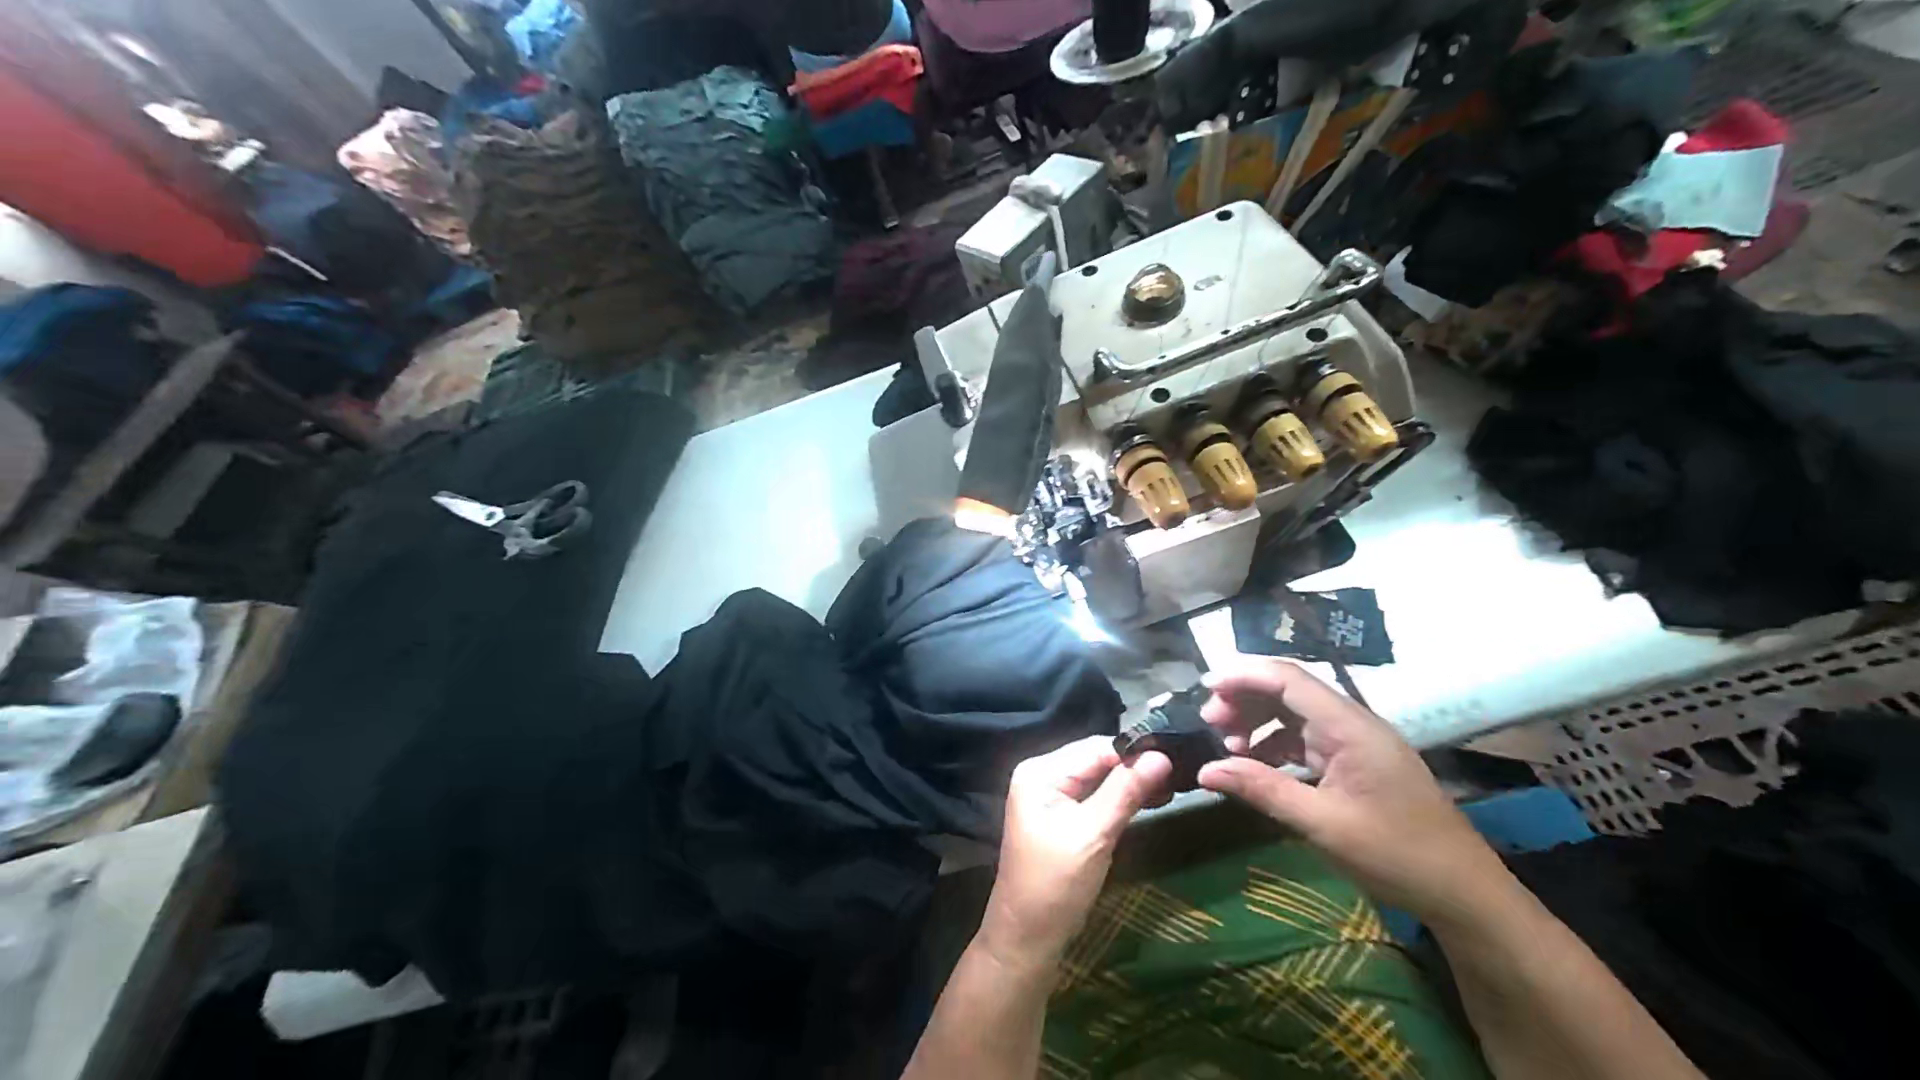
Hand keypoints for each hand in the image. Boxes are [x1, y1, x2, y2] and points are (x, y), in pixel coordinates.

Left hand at [979, 736, 1171, 968]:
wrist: (1027, 938)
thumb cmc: (1056, 885)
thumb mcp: (1094, 834)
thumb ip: (1126, 791)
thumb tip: (1162, 755)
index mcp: (1040, 771)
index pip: (1095, 747)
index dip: (1135, 752)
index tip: (1177, 760)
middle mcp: (1042, 774)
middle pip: (1097, 759)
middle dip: (1135, 767)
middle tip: (1179, 777)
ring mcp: (1050, 795)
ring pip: (1099, 777)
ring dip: (1131, 783)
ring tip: (1170, 790)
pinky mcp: (1060, 815)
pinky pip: (1094, 795)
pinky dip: (1119, 798)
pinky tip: (1147, 801)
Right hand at [1195, 660, 1507, 921]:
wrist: (1464, 893)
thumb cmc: (1396, 854)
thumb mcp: (1322, 824)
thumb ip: (1262, 789)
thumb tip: (1204, 771)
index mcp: (1350, 727)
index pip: (1289, 678)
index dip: (1243, 675)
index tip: (1205, 689)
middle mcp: (1352, 723)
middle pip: (1288, 690)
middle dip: (1244, 698)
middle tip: (1209, 723)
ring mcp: (1354, 742)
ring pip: (1293, 713)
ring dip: (1257, 721)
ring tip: (1227, 744)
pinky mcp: (1354, 762)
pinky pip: (1304, 738)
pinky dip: (1274, 744)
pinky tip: (1254, 763)